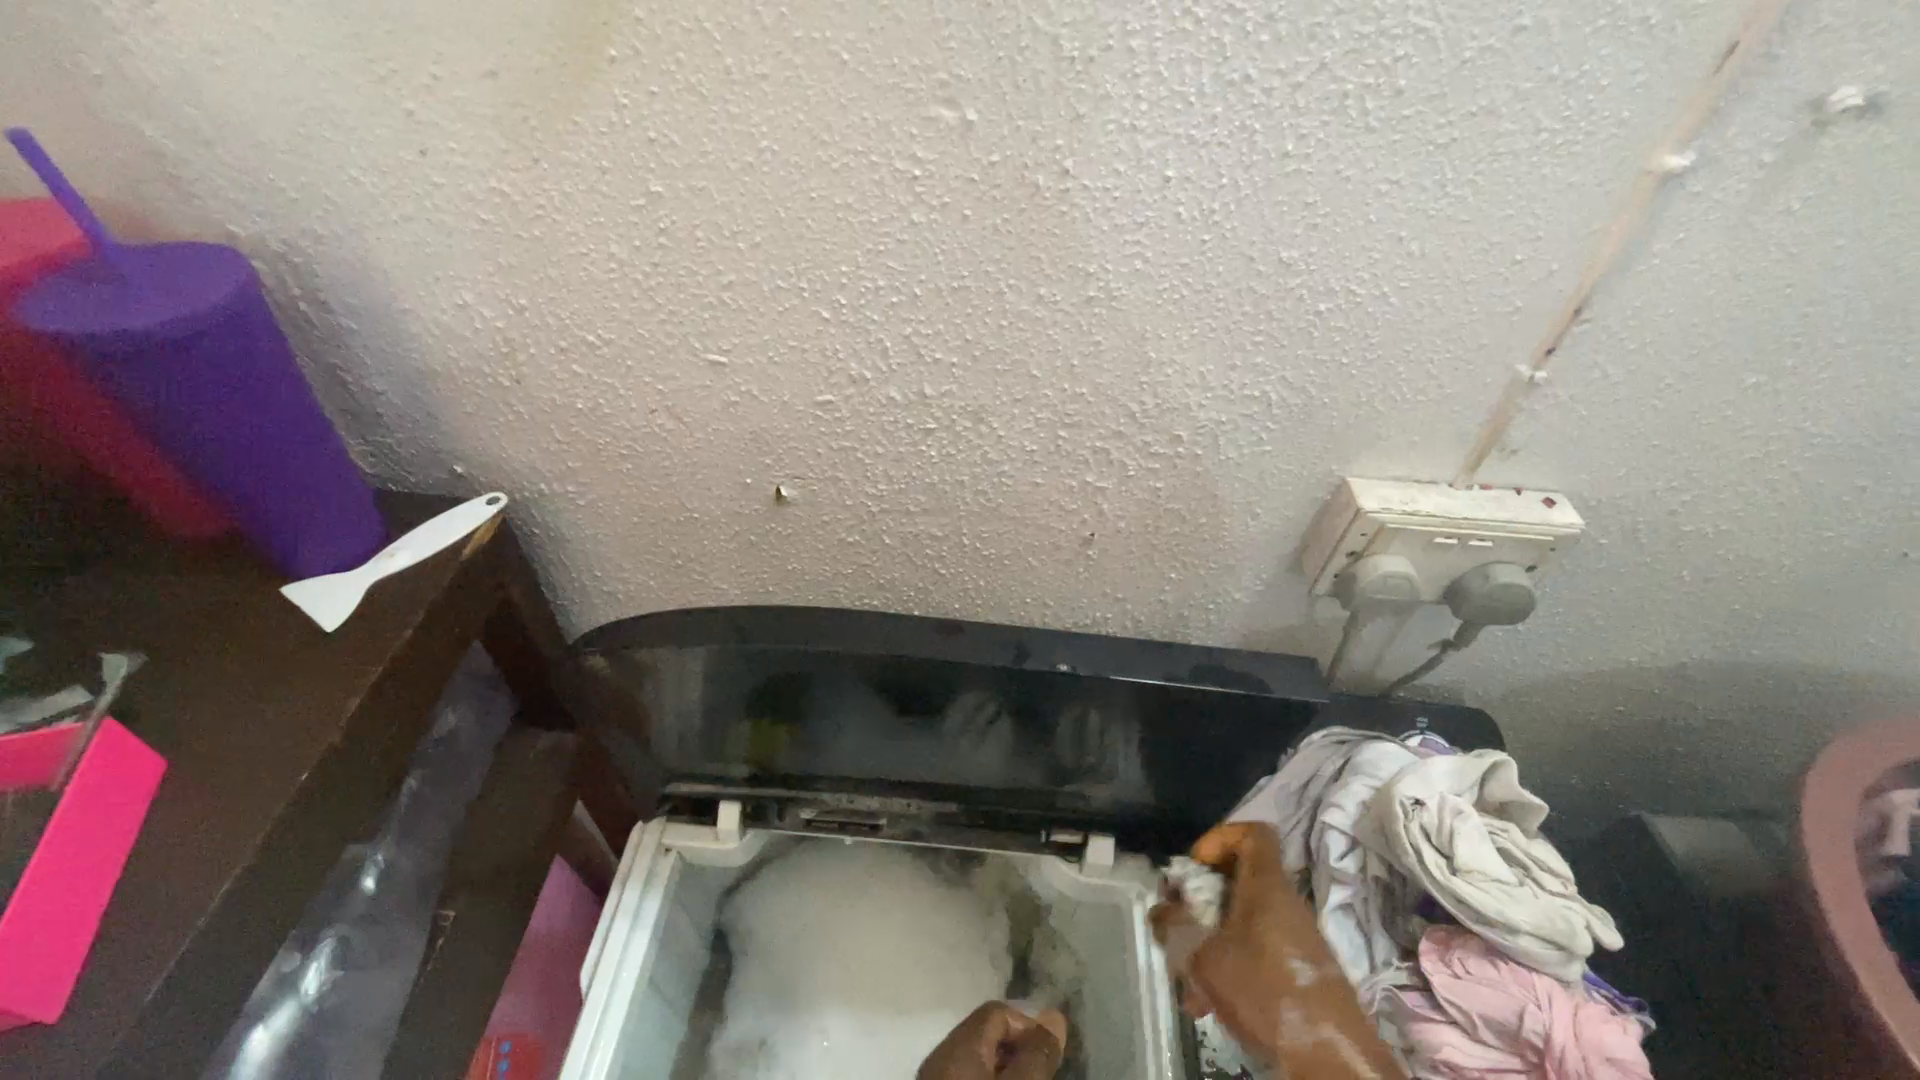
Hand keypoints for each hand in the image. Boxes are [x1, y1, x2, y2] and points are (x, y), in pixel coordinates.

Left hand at [917, 1001, 1068, 1079]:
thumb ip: (1036, 1052)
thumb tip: (1055, 1014)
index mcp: (956, 1042)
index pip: (996, 1011)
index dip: (1028, 1024)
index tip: (1049, 1051)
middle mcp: (939, 1054)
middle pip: (984, 1033)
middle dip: (1017, 1046)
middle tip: (1039, 1069)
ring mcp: (932, 1076)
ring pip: (975, 1057)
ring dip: (1003, 1064)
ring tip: (1024, 1078)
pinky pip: (964, 1073)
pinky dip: (987, 1076)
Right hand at [1151, 822, 1404, 1078]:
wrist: (1332, 1059)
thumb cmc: (1266, 993)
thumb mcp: (1203, 956)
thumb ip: (1175, 926)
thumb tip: (1162, 909)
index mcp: (1267, 887)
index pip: (1253, 833)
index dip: (1219, 838)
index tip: (1193, 867)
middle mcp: (1285, 904)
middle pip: (1237, 881)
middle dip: (1199, 903)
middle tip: (1176, 928)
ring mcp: (1294, 938)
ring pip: (1240, 923)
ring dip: (1208, 944)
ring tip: (1186, 983)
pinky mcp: (1298, 970)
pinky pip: (1254, 952)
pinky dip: (1228, 969)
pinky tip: (1208, 1005)